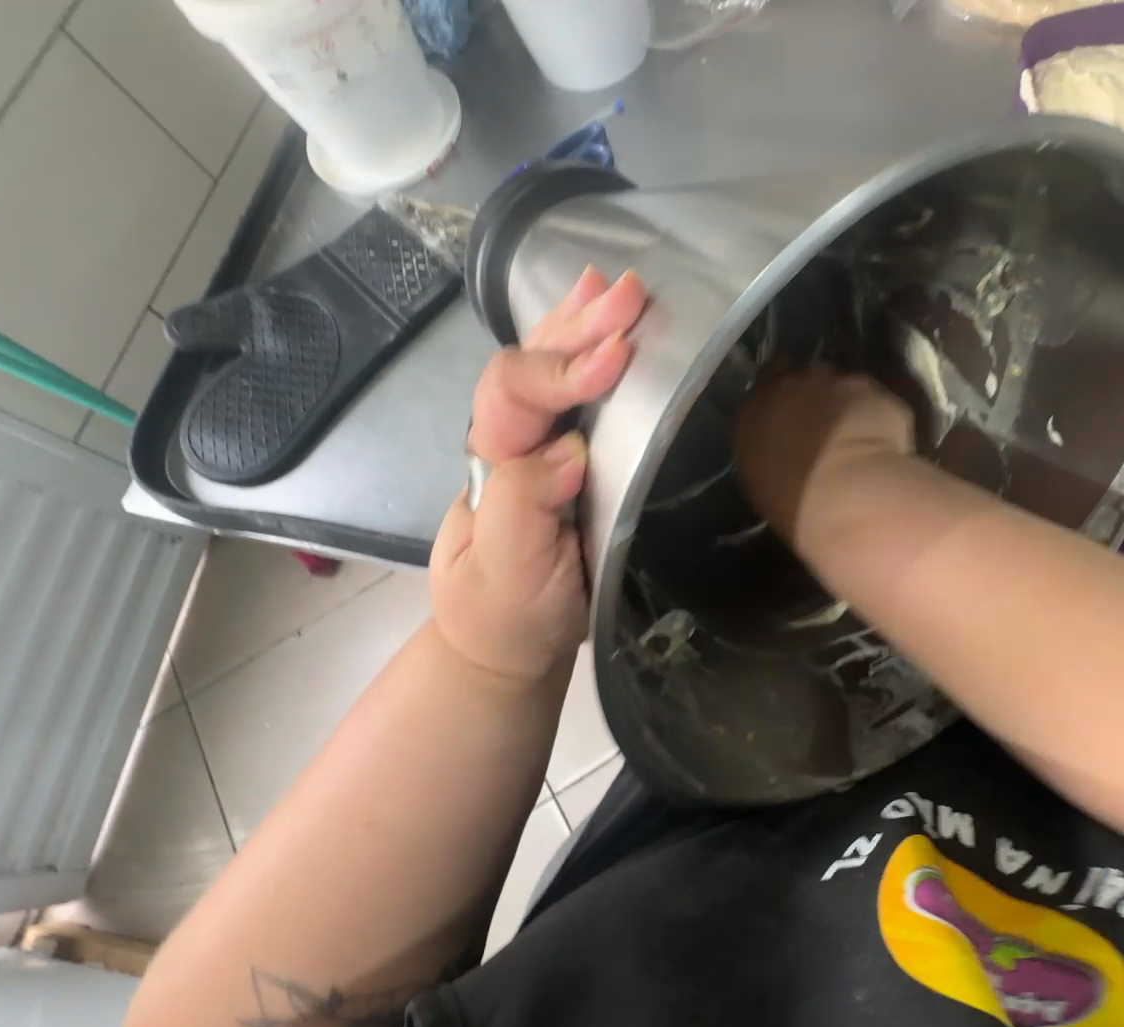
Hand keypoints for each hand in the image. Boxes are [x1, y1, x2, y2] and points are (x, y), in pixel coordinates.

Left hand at [431, 267, 647, 681]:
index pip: (515, 395)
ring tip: (617, 285)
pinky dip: (586, 345)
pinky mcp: (575, 459)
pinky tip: (598, 310)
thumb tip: (570, 450)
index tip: (617, 357)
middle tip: (630, 296)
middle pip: (535, 365)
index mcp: (494, 466)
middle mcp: (515, 443)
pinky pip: (576, 393)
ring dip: (583, 321)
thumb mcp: (504, 574)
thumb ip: (521, 507)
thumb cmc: (505, 614)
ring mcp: (544, 448)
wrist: (511, 643)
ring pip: (551, 367)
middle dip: (579, 327)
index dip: (562, 370)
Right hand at [733, 364, 915, 546]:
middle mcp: (795, 383)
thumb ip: (765, 444)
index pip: (769, 375)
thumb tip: (779, 442)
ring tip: (857, 434)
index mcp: (757, 405)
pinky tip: (881, 442)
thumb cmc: (790, 499)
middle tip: (825, 420)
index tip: (791, 404)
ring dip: (847, 401)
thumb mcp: (758, 476)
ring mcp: (838, 382)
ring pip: (843, 383)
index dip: (782, 386)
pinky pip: (874, 401)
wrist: (843, 494)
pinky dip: (877, 416)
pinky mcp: (875, 392)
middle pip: (806, 374)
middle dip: (816, 390)